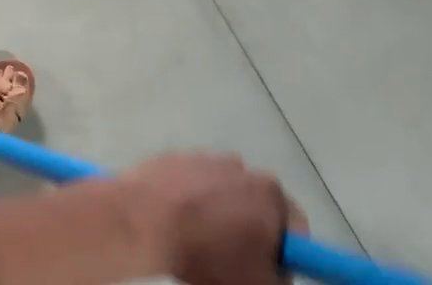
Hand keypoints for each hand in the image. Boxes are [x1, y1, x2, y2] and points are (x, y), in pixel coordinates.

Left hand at [114, 153, 296, 284]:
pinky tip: (171, 221)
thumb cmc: (206, 257)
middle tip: (232, 256)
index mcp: (269, 194)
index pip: (294, 225)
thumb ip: (280, 277)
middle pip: (253, 203)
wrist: (137, 226)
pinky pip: (185, 182)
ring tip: (195, 238)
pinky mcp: (164, 158)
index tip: (270, 266)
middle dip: (248, 226)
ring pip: (217, 190)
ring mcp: (196, 157)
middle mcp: (236, 167)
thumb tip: (274, 269)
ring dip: (214, 210)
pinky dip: (183, 198)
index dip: (286, 250)